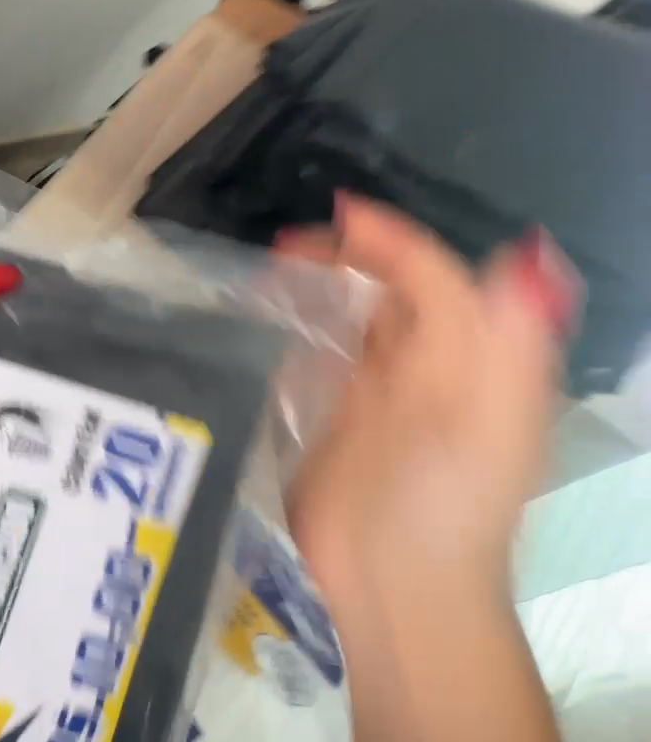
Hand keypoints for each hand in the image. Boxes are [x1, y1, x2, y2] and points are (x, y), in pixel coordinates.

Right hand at [278, 195, 578, 607]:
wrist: (391, 577)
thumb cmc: (442, 495)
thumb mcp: (488, 414)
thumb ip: (497, 335)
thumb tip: (528, 252)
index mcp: (477, 362)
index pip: (437, 278)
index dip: (393, 239)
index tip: (335, 211)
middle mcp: (429, 367)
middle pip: (391, 289)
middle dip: (346, 255)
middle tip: (285, 244)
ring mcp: (374, 389)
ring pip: (348, 314)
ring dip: (313, 283)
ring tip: (266, 270)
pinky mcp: (326, 411)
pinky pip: (312, 350)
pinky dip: (289, 322)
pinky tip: (259, 315)